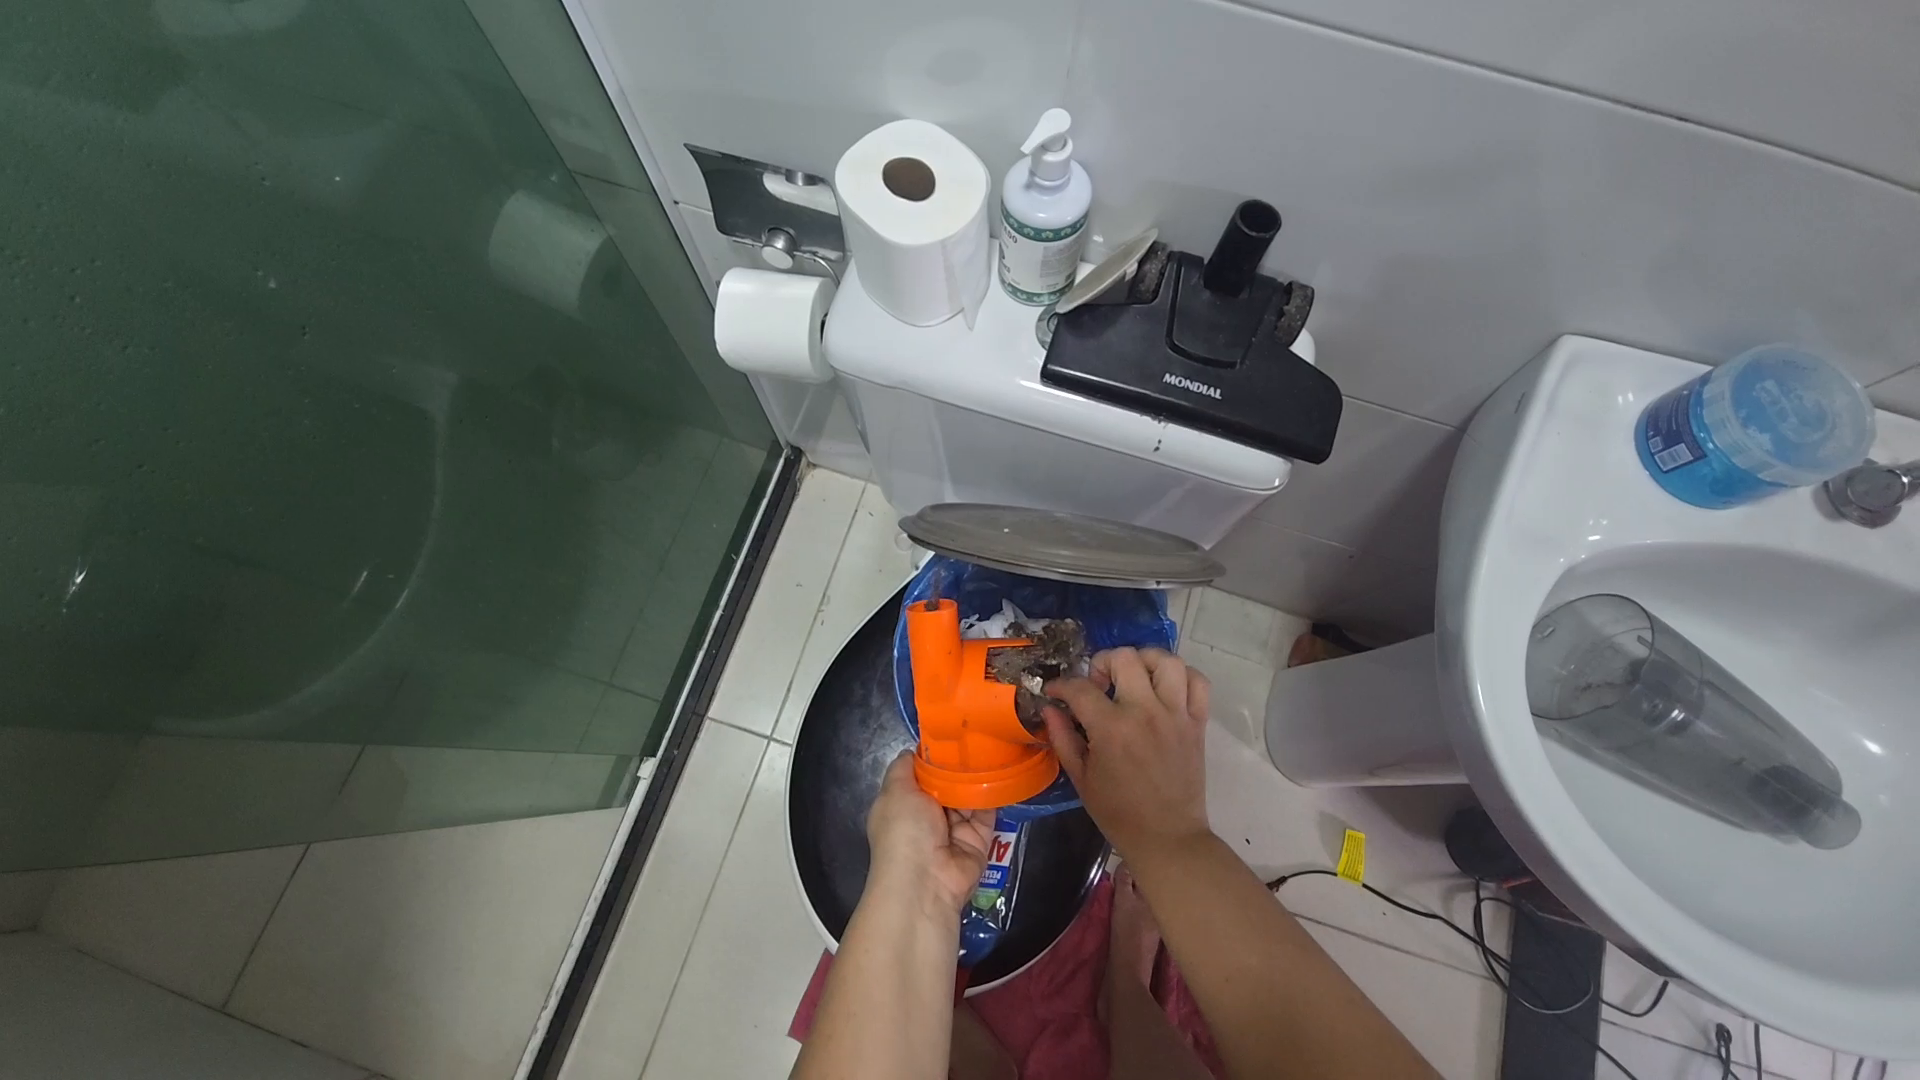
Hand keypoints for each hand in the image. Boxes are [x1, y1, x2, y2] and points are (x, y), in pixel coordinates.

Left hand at [865, 751, 994, 920]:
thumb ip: (904, 766)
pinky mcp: (978, 839)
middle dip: (959, 763)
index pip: (920, 772)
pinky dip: (994, 794)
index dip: (932, 754)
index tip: (950, 730)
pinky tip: (1003, 770)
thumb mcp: (895, 790)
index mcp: (904, 803)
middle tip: (978, 734)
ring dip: (978, 776)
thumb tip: (914, 750)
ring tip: (994, 746)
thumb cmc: (904, 830)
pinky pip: (988, 812)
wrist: (926, 881)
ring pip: (969, 795)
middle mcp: (928, 816)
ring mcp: (954, 828)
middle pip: (947, 782)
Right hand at [1042, 647, 1211, 860]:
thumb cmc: (1118, 812)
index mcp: (1112, 729)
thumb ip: (1062, 738)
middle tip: (1098, 686)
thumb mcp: (1080, 778)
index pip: (1080, 687)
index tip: (1056, 692)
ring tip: (1133, 678)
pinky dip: (1182, 677)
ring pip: (1166, 660)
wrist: (1167, 837)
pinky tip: (1165, 688)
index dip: (1061, 685)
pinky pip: (1198, 682)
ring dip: (1144, 661)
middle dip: (1102, 663)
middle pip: (1124, 658)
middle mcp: (1145, 713)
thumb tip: (1050, 708)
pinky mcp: (1197, 723)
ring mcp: (1176, 715)